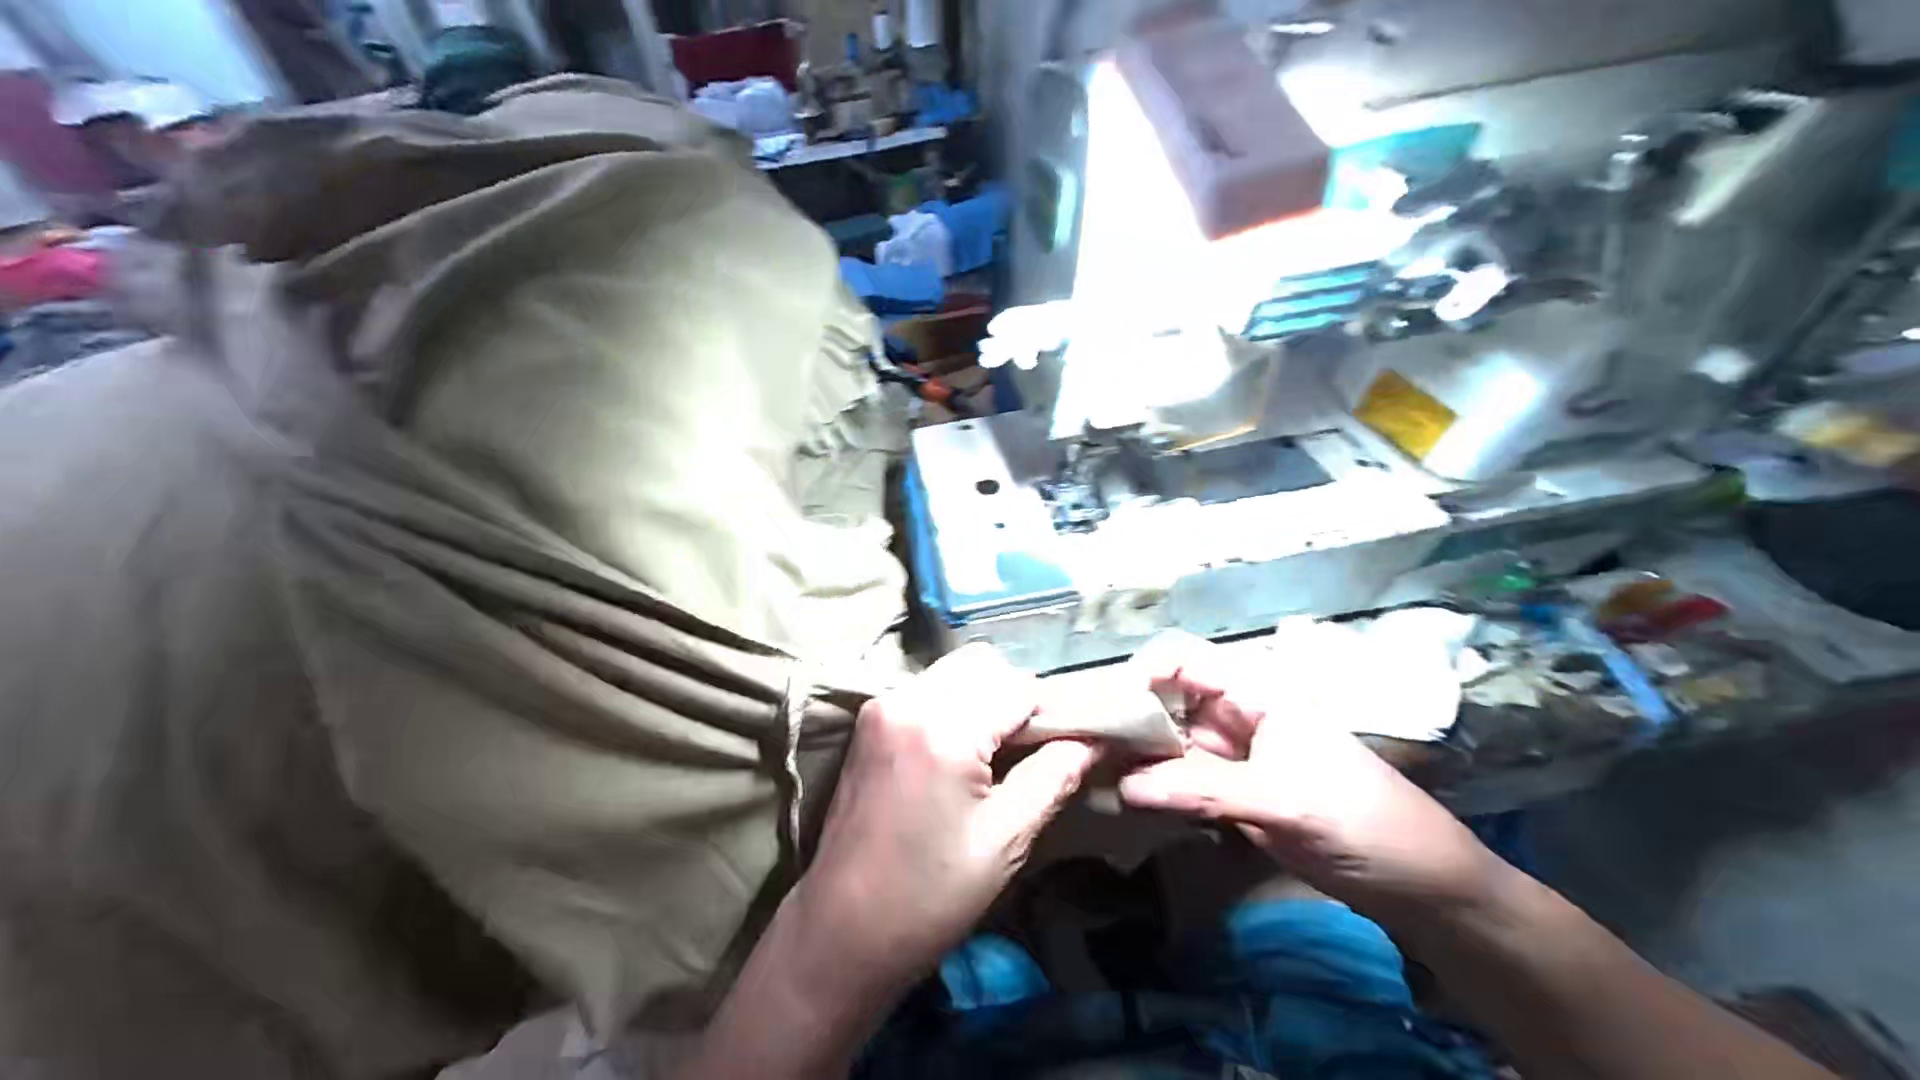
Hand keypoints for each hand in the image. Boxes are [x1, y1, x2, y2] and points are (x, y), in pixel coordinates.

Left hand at [794, 644, 1098, 992]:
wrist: (842, 929)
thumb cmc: (929, 895)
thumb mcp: (1004, 841)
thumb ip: (1053, 778)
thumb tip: (1092, 741)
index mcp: (943, 730)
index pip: (1019, 687)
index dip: (1050, 715)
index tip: (1063, 748)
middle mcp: (907, 701)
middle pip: (984, 666)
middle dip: (1015, 699)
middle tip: (1028, 752)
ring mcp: (882, 707)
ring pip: (955, 672)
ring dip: (984, 698)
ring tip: (995, 755)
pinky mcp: (869, 721)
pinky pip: (928, 689)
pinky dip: (955, 705)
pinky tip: (961, 752)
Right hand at [1117, 630, 1507, 925]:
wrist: (1418, 883)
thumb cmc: (1363, 821)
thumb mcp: (1284, 800)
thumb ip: (1204, 790)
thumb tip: (1125, 786)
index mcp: (1255, 691)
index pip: (1182, 659)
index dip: (1141, 673)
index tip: (1108, 710)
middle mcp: (1235, 712)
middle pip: (1165, 696)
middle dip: (1126, 714)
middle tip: (1084, 744)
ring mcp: (1230, 752)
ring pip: (1167, 737)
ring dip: (1133, 751)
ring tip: (1091, 771)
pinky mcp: (1228, 788)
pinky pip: (1178, 776)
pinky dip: (1151, 783)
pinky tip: (1122, 795)